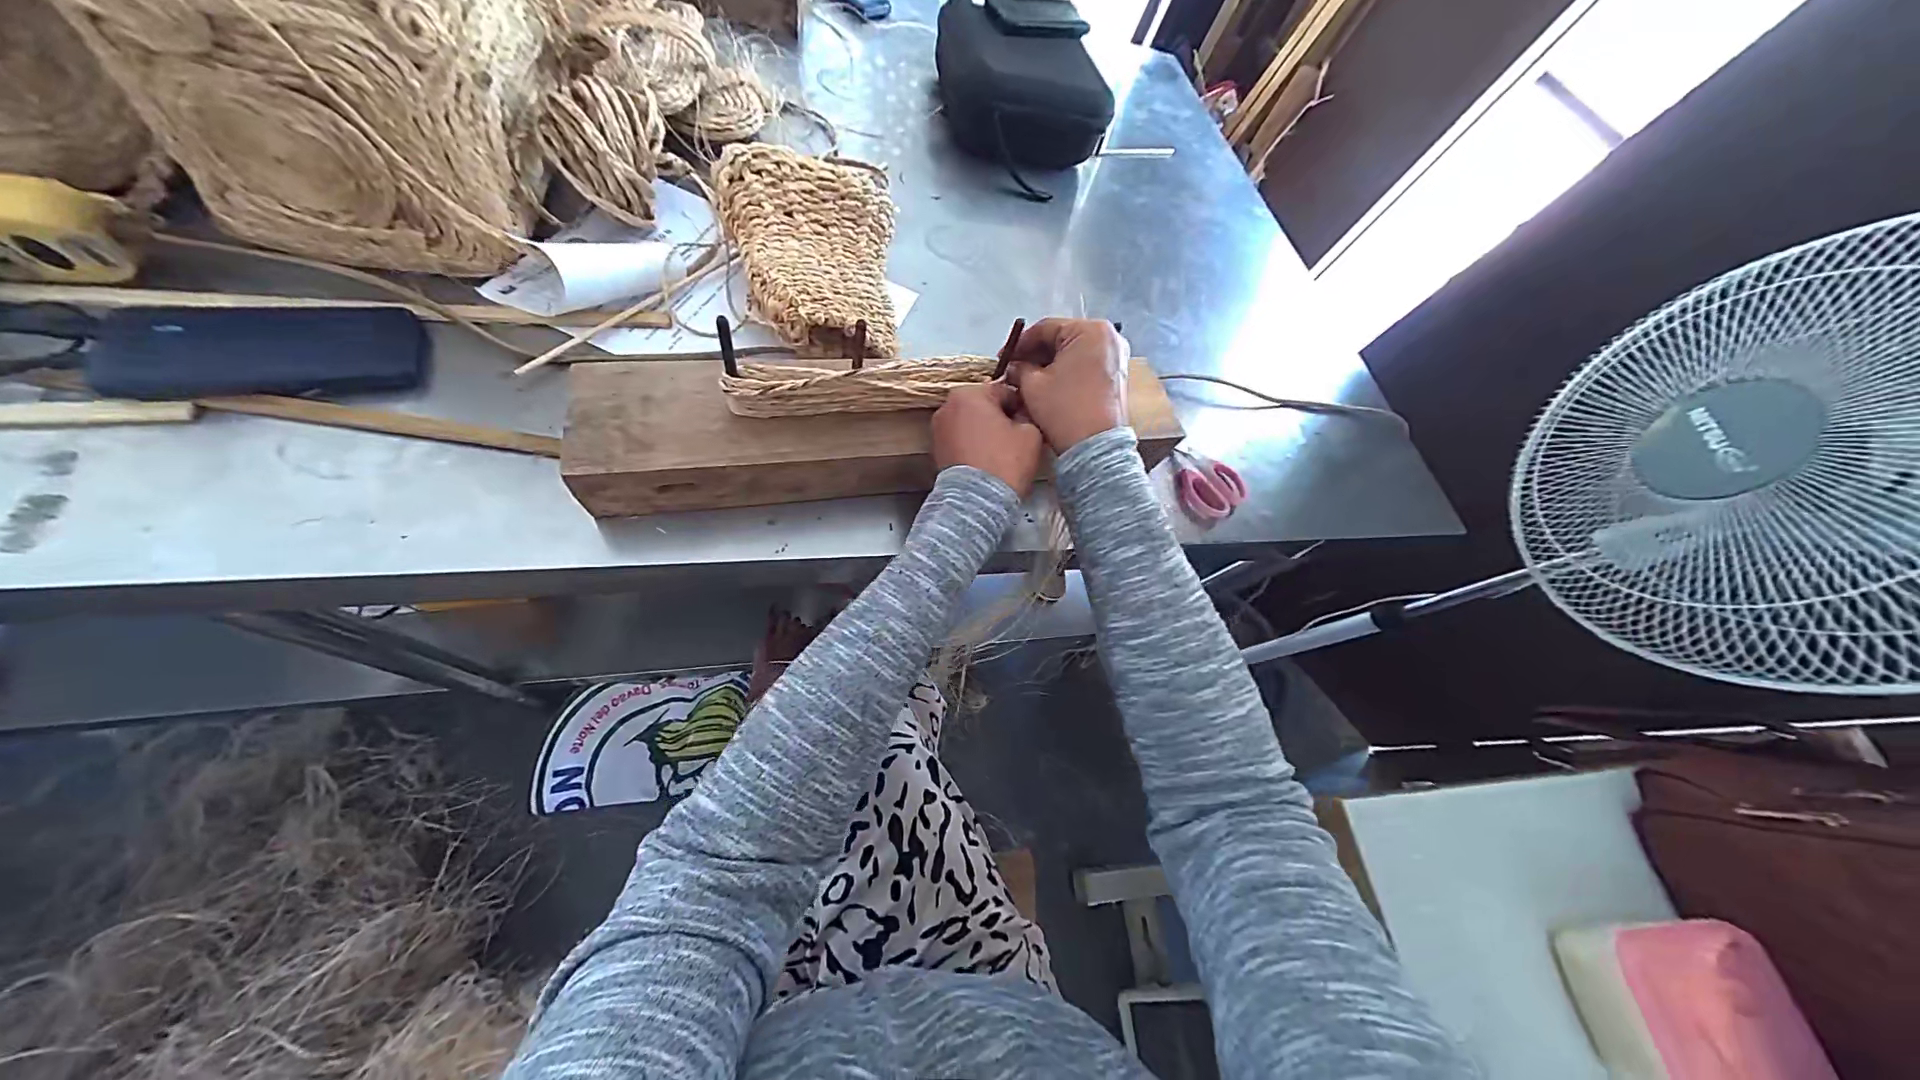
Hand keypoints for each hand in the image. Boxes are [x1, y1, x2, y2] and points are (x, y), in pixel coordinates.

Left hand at [932, 382, 1044, 495]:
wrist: (977, 502)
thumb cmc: (1004, 464)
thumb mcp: (1031, 433)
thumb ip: (1028, 414)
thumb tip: (1022, 414)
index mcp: (970, 393)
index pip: (1005, 392)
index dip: (1021, 407)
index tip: (1030, 422)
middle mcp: (948, 406)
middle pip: (984, 405)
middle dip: (1000, 418)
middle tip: (1017, 437)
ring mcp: (938, 428)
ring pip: (971, 423)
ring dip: (986, 431)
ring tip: (1002, 450)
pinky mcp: (937, 449)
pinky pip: (961, 439)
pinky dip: (973, 445)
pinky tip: (987, 459)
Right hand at [1004, 317, 1128, 451]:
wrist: (1095, 447)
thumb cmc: (1064, 410)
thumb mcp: (1032, 385)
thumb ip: (1019, 368)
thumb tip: (1014, 366)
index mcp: (1090, 330)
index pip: (1046, 328)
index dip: (1020, 343)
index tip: (1003, 357)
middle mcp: (1109, 337)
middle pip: (1062, 339)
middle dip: (1035, 354)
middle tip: (1013, 369)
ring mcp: (1116, 357)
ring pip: (1074, 354)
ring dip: (1049, 365)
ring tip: (1027, 380)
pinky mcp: (1117, 377)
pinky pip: (1085, 366)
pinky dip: (1066, 373)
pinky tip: (1047, 386)